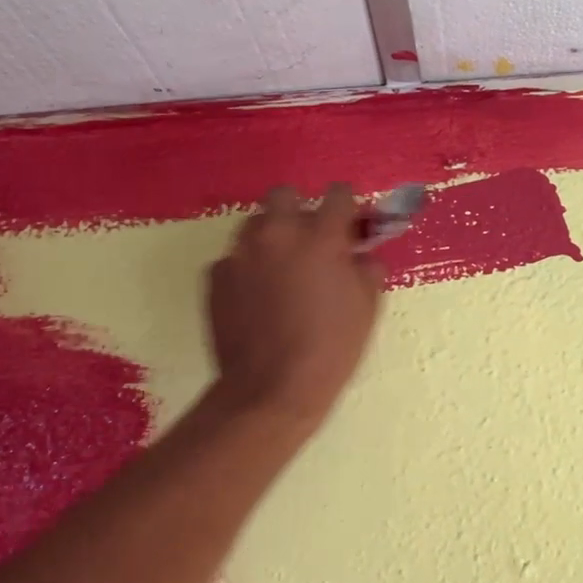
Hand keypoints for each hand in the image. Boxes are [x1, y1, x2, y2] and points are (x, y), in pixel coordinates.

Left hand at [204, 183, 383, 428]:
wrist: (271, 389)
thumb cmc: (331, 348)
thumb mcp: (368, 307)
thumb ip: (367, 267)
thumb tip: (360, 254)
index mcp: (320, 236)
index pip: (339, 193)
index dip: (349, 208)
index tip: (352, 227)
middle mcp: (277, 233)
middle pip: (286, 195)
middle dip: (302, 211)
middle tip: (313, 242)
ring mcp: (240, 253)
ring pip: (256, 224)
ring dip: (273, 236)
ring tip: (283, 270)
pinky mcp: (215, 276)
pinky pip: (236, 259)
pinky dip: (250, 269)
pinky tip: (260, 298)